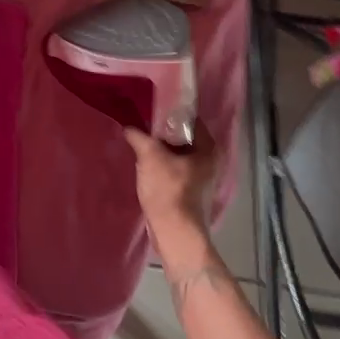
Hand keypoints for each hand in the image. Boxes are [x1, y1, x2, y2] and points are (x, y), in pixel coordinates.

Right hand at [125, 120, 221, 274]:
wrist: (176, 234)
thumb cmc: (169, 190)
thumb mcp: (149, 156)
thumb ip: (138, 136)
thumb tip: (128, 126)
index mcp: (208, 148)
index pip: (190, 118)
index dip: (170, 110)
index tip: (151, 104)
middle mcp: (210, 160)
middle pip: (183, 136)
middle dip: (163, 129)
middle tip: (142, 119)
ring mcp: (201, 177)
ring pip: (178, 153)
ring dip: (161, 147)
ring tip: (140, 137)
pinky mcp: (190, 190)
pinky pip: (174, 167)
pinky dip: (162, 162)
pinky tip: (144, 160)